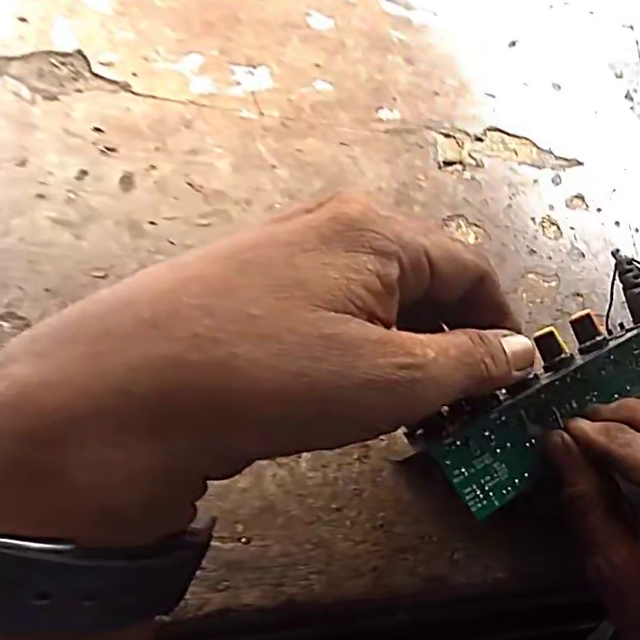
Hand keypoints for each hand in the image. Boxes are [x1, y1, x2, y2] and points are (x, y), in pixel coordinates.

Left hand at [0, 193, 534, 545]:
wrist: (116, 403)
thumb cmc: (275, 380)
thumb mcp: (400, 377)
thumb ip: (476, 362)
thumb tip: (523, 352)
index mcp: (376, 234)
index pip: (475, 272)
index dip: (506, 326)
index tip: (515, 379)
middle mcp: (335, 230)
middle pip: (434, 285)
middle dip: (464, 345)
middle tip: (474, 403)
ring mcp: (292, 259)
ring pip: (392, 306)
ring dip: (423, 356)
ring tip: (428, 409)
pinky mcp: (261, 295)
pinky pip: (349, 319)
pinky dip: (378, 356)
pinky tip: (371, 397)